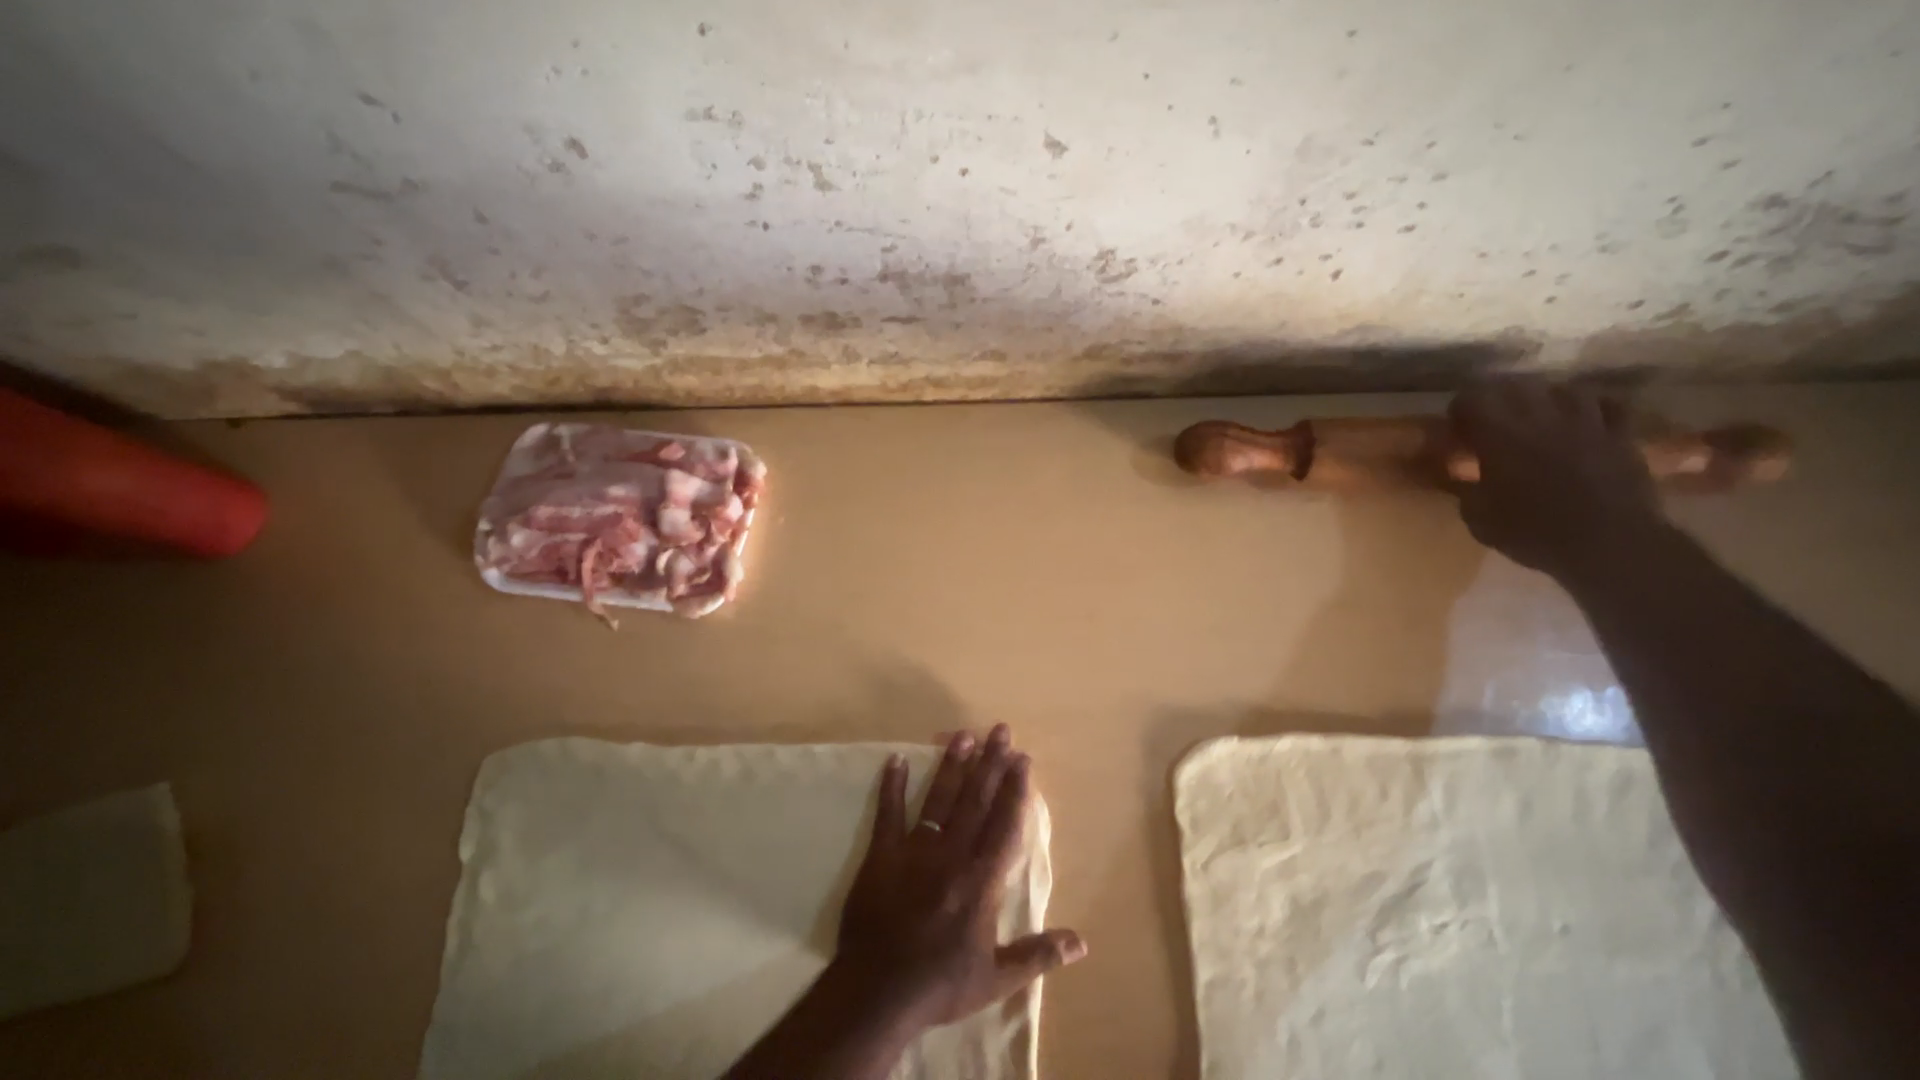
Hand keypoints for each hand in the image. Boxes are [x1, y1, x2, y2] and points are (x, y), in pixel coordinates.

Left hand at [834, 725, 1085, 1028]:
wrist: (878, 991)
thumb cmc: (941, 985)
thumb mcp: (997, 979)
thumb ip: (1038, 954)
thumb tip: (1082, 943)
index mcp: (982, 881)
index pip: (1005, 825)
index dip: (1015, 790)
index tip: (1023, 759)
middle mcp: (952, 855)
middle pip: (976, 801)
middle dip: (990, 764)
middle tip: (1000, 730)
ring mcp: (914, 851)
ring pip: (939, 799)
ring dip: (953, 766)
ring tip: (963, 734)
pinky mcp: (881, 856)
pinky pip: (888, 814)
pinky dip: (891, 786)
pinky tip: (896, 759)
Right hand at [1449, 378, 1665, 579]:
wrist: (1608, 543)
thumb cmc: (1534, 532)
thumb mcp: (1479, 519)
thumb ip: (1464, 488)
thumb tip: (1457, 474)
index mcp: (1499, 434)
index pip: (1471, 398)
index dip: (1460, 411)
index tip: (1458, 431)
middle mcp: (1540, 416)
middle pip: (1515, 384)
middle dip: (1499, 399)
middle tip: (1494, 424)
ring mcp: (1585, 420)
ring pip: (1563, 389)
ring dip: (1547, 400)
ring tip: (1541, 418)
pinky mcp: (1620, 433)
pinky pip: (1607, 405)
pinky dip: (1593, 409)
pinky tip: (1585, 422)